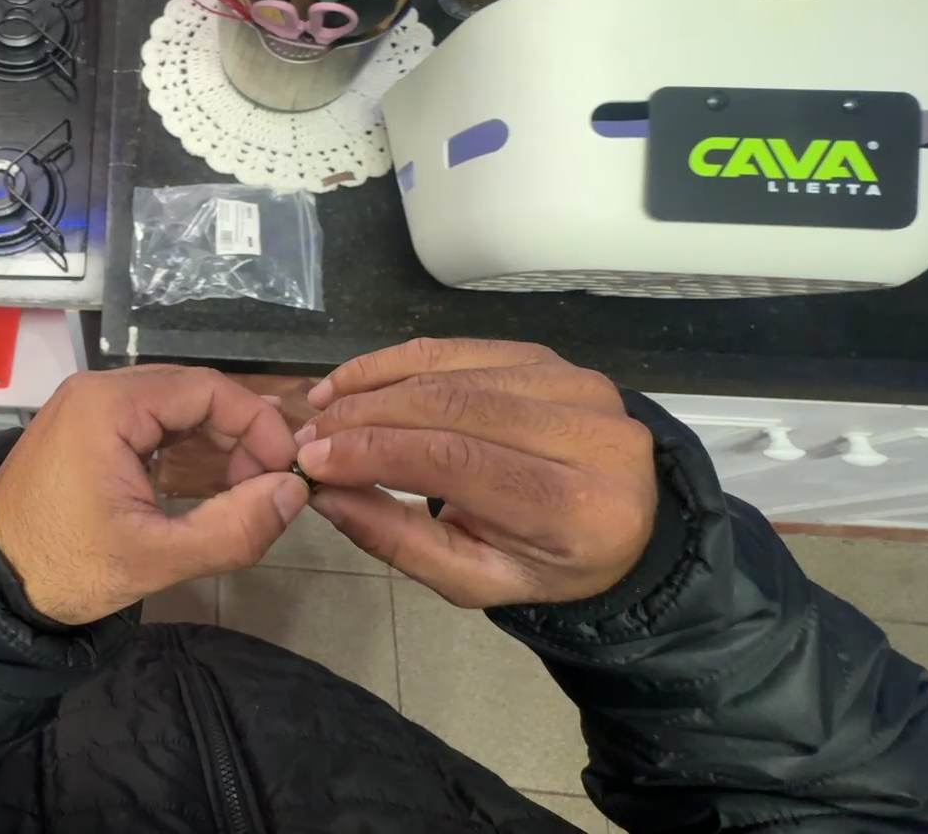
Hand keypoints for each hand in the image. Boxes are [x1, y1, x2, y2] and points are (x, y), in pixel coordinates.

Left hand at [0, 366, 309, 624]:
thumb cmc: (65, 567)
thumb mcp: (156, 557)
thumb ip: (233, 528)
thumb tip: (293, 493)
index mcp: (109, 404)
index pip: (207, 388)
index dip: (258, 424)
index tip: (288, 470)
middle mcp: (97, 389)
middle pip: (191, 392)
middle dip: (239, 435)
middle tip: (267, 486)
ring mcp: (87, 405)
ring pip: (172, 406)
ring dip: (214, 441)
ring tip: (244, 488)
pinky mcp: (85, 426)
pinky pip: (148, 421)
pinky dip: (183, 446)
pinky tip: (207, 480)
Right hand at [293, 339, 657, 608]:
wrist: (618, 526)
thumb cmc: (540, 562)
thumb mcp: (470, 578)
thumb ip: (396, 539)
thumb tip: (322, 491)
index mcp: (578, 507)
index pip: (453, 460)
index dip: (372, 451)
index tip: (311, 459)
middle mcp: (588, 433)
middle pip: (446, 405)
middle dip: (361, 416)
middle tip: (308, 435)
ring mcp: (572, 384)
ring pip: (443, 372)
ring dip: (368, 385)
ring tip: (322, 407)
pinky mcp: (547, 357)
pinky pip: (451, 349)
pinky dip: (391, 362)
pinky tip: (352, 380)